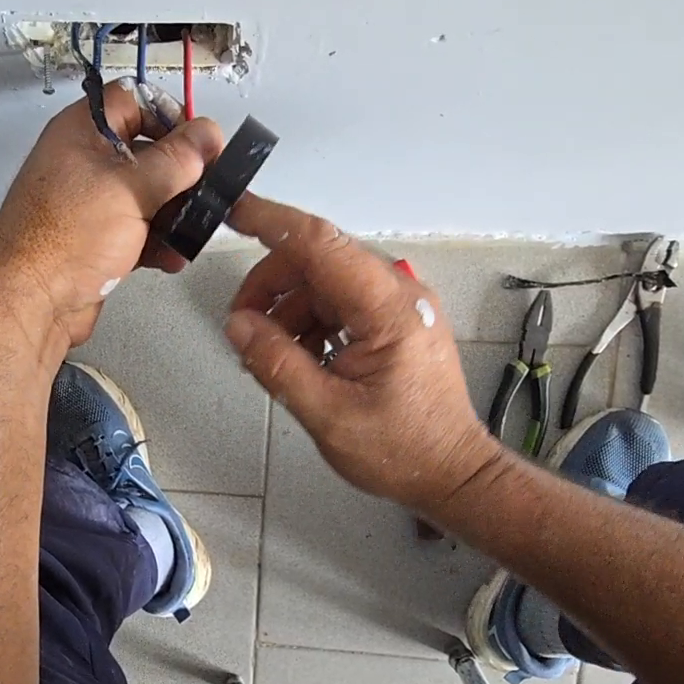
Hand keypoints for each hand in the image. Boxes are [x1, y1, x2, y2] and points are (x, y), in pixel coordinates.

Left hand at [0, 82, 224, 349]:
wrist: (33, 303)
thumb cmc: (65, 239)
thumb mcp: (132, 189)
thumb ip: (176, 160)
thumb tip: (207, 134)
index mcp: (83, 131)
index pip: (135, 101)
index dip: (172, 118)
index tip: (201, 146)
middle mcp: (85, 163)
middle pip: (147, 154)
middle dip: (180, 177)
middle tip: (205, 194)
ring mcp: (91, 205)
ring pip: (147, 197)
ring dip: (174, 216)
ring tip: (191, 232)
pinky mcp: (97, 242)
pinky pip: (138, 233)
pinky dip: (158, 244)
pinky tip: (171, 258)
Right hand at [223, 194, 506, 511]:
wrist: (452, 473)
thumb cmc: (398, 450)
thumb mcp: (326, 413)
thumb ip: (277, 364)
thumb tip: (237, 324)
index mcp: (386, 308)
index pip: (320, 244)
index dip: (272, 222)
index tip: (232, 210)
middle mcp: (397, 293)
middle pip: (318, 262)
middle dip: (271, 285)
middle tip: (241, 327)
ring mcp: (398, 306)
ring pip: (325, 285)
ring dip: (288, 310)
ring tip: (269, 355)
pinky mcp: (395, 323)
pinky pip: (340, 306)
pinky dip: (310, 324)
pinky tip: (297, 358)